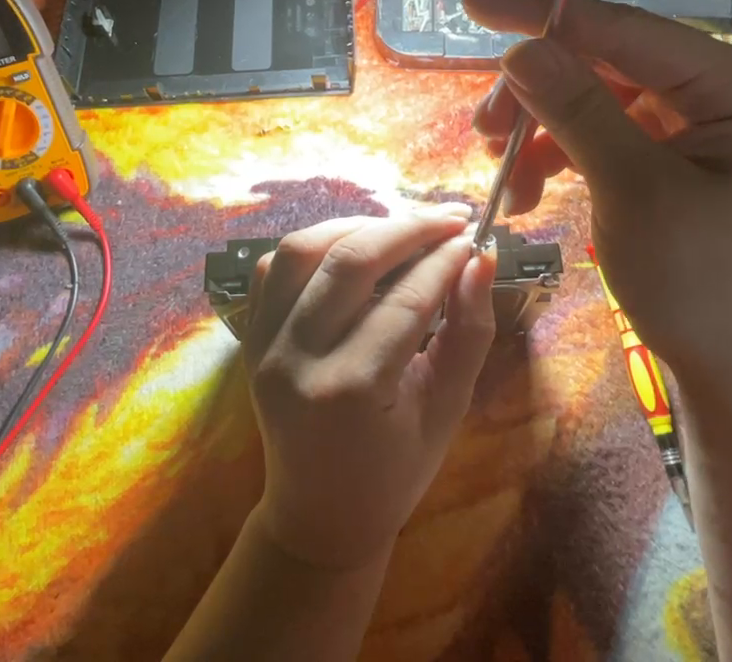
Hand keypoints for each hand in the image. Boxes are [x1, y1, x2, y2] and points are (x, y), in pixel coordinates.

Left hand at [242, 210, 496, 570]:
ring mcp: (264, 345)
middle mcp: (298, 359)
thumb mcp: (448, 406)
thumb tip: (482, 258)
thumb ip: (470, 330)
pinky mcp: (249, 336)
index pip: (407, 297)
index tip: (475, 236)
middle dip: (407, 228)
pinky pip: (272, 267)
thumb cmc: (396, 470)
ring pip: (301, 249)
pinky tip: (352, 248)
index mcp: (353, 389)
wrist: (321, 512)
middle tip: (449, 219)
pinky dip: (314, 245)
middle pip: (350, 260)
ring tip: (401, 229)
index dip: (446, 258)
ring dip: (356, 226)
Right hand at [465, 0, 731, 391]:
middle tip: (485, 132)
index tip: (472, 4)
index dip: (545, 16)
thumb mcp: (636, 192)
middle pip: (609, 64)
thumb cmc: (711, 290)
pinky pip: (610, 141)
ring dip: (545, 130)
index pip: (626, 29)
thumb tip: (519, 47)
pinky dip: (566, 159)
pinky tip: (533, 192)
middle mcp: (724, 95)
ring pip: (601, 103)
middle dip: (540, 92)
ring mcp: (702, 134)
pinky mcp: (679, 169)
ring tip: (506, 174)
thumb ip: (578, 110)